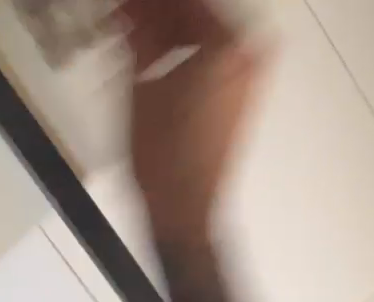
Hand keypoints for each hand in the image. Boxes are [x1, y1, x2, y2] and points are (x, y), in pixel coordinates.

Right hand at [123, 0, 264, 262]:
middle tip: (122, 20)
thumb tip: (132, 10)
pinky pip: (209, 58)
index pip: (183, 2)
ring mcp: (249, 73)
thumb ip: (140, 35)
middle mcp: (250, 50)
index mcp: (231, 41)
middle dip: (155, 16)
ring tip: (129, 43)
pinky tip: (151, 64)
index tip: (123, 7)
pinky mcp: (240, 94)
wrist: (183, 210)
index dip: (146, 5)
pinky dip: (180, 55)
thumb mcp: (141, 88)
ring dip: (165, 36)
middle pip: (196, 14)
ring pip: (202, 35)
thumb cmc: (165, 161)